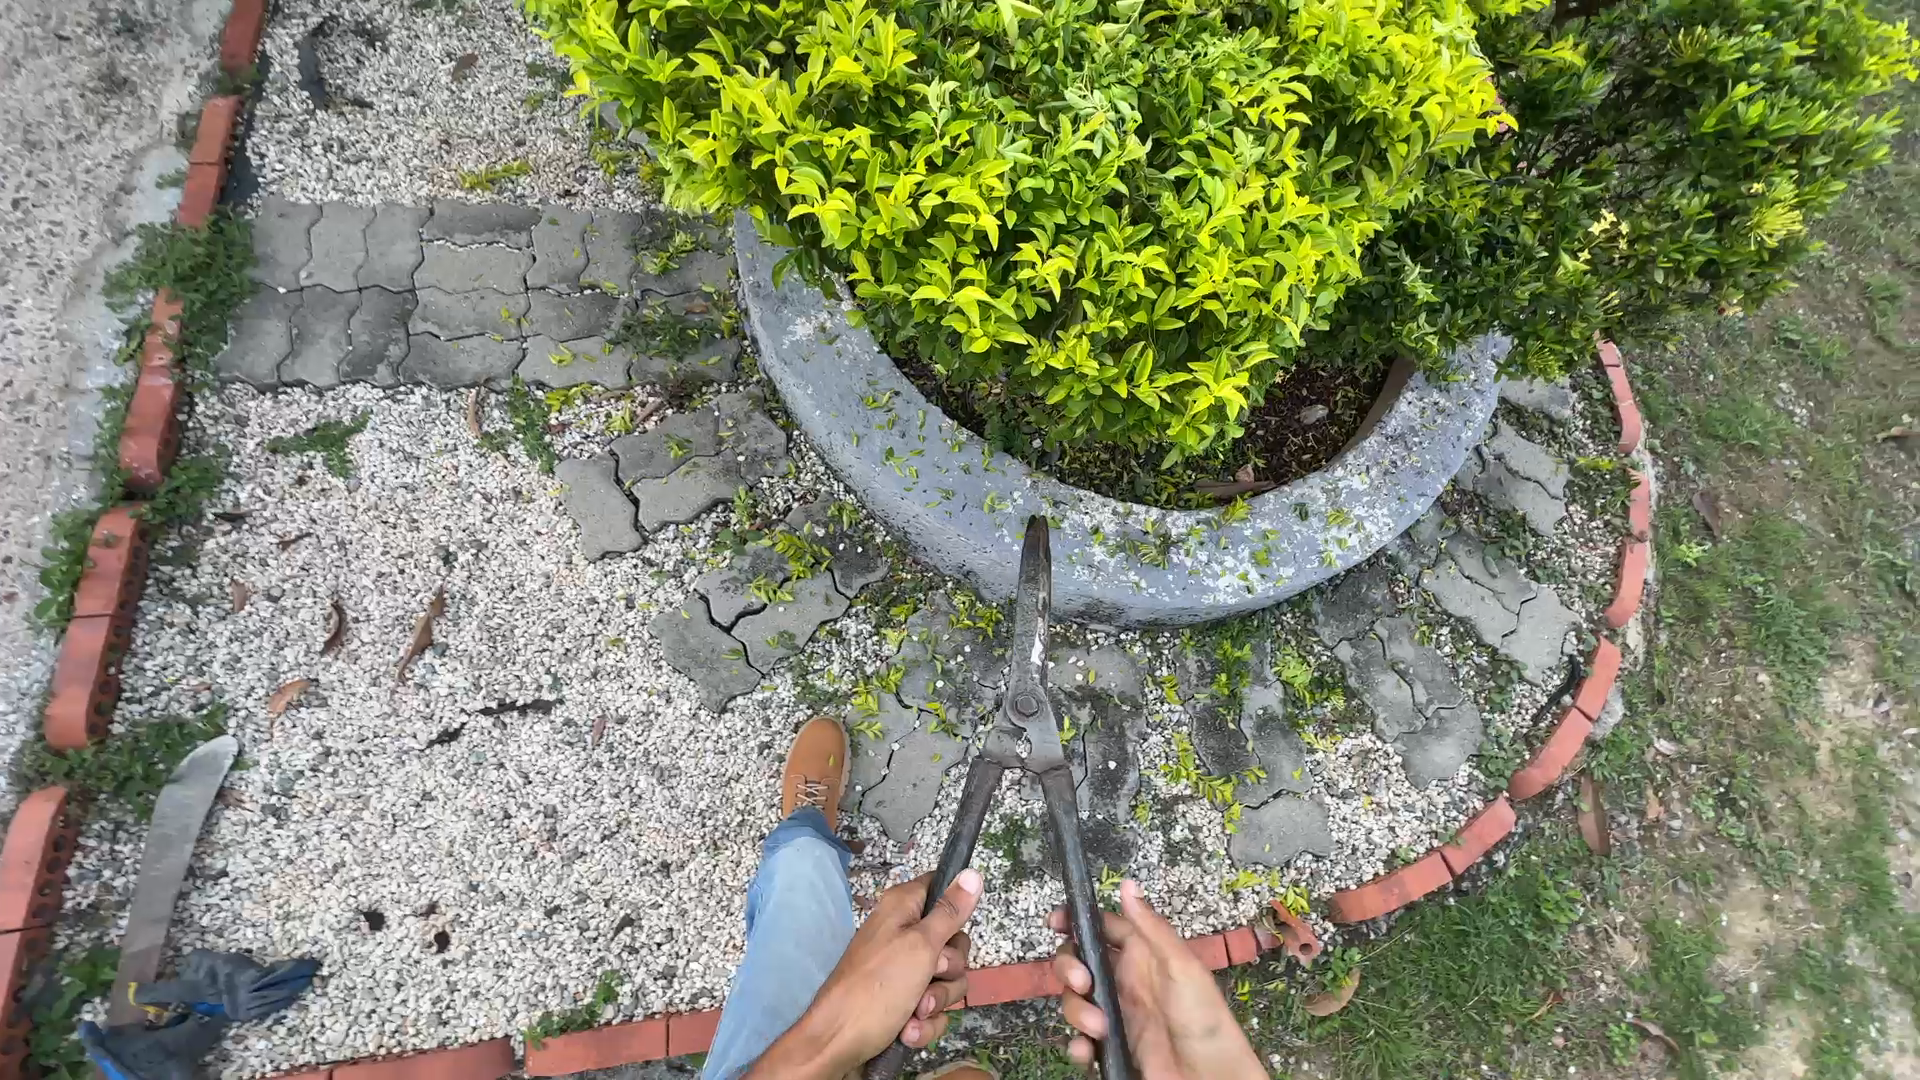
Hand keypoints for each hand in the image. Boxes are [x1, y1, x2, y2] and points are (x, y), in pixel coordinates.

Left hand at [746, 869, 982, 1079]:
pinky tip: (908, 1032)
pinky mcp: (903, 1001)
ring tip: (915, 1013)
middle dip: (949, 969)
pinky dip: (924, 1023)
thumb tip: (972, 872)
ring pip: (946, 979)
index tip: (952, 930)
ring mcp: (904, 970)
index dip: (955, 907)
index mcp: (904, 907)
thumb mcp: (921, 945)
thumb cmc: (877, 986)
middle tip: (931, 976)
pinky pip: (932, 1007)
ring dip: (936, 1001)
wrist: (836, 1045)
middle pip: (953, 941)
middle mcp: (904, 932)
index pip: (941, 887)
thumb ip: (950, 911)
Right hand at [1050, 880, 1264, 1079]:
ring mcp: (1114, 1014)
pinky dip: (1077, 1045)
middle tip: (1082, 983)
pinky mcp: (1110, 1047)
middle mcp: (1122, 979)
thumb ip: (1151, 927)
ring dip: (1077, 1010)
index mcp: (1140, 953)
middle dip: (1069, 967)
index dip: (1075, 920)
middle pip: (1077, 960)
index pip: (1100, 926)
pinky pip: (1080, 1040)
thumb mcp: (1182, 967)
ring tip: (1100, 1029)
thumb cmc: (1203, 1018)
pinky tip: (1087, 1051)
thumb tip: (1127, 883)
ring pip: (1074, 999)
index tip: (1054, 922)